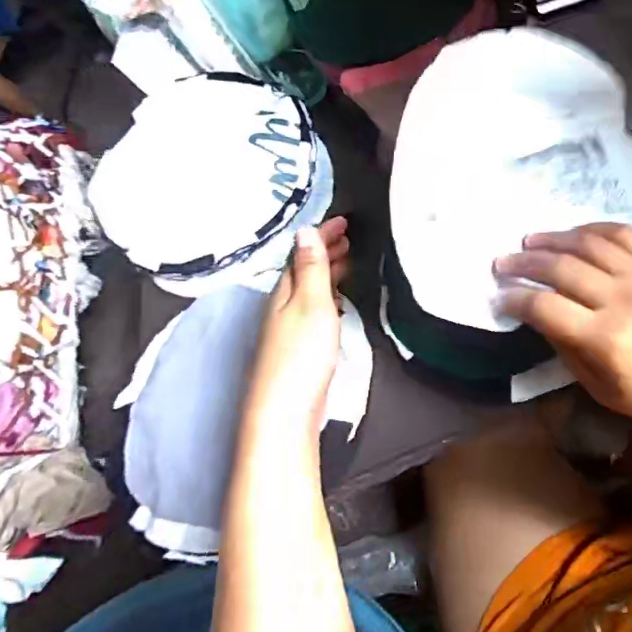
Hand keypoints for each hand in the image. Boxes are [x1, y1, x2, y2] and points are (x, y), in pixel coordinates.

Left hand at [245, 217, 350, 436]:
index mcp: (285, 291)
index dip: (321, 236)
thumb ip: (311, 268)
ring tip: (346, 259)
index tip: (343, 221)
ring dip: (326, 270)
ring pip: (309, 287)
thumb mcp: (311, 303)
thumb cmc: (301, 353)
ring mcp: (289, 326)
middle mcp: (283, 305)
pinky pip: (314, 305)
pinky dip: (327, 292)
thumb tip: (305, 230)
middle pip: (304, 269)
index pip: (302, 253)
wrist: (285, 409)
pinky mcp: (299, 345)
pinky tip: (336, 299)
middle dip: (324, 250)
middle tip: (348, 236)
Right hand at [494, 223, 631, 435]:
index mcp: (605, 338)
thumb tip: (542, 321)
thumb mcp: (607, 391)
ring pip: (588, 244)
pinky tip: (576, 232)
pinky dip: (595, 228)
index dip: (515, 300)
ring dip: (553, 239)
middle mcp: (620, 298)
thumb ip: (570, 354)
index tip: (498, 297)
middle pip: (561, 268)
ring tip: (529, 240)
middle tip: (501, 262)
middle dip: (524, 263)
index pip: (545, 308)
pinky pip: (623, 234)